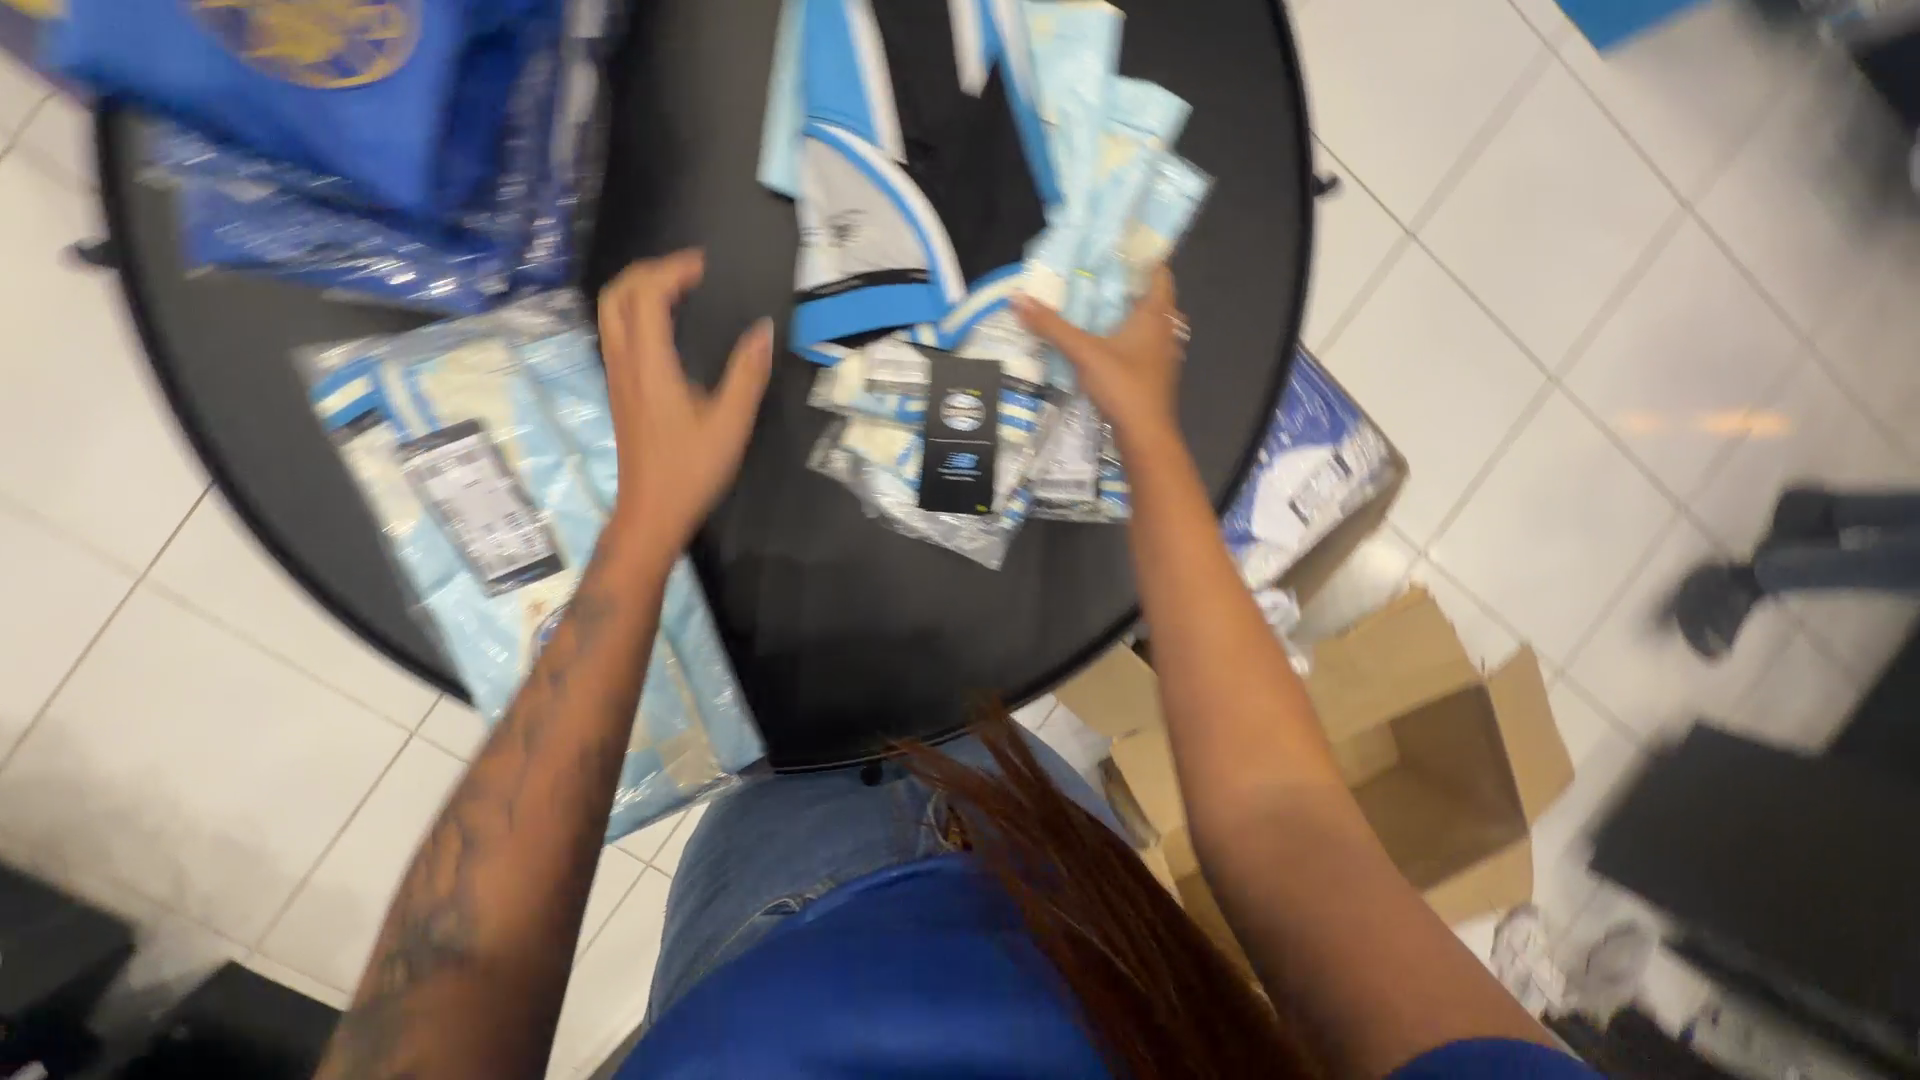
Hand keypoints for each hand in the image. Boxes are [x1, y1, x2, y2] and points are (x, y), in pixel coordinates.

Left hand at [597, 249, 771, 549]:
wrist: (651, 513)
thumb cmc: (691, 470)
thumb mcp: (731, 424)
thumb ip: (747, 373)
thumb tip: (764, 329)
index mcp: (649, 364)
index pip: (646, 295)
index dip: (672, 270)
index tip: (704, 266)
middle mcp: (624, 363)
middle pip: (615, 296)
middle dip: (647, 272)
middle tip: (687, 272)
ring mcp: (617, 378)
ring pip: (610, 315)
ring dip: (638, 292)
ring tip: (677, 292)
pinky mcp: (620, 393)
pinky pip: (617, 336)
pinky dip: (637, 315)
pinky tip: (667, 330)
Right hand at [1013, 268, 1185, 443]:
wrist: (1146, 435)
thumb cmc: (1123, 386)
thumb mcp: (1083, 351)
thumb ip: (1051, 326)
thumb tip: (1017, 299)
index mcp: (1156, 313)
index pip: (1158, 270)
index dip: (1140, 256)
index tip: (1113, 249)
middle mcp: (1166, 328)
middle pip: (1152, 296)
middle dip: (1127, 285)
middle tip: (1097, 276)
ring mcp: (1163, 354)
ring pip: (1148, 323)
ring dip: (1127, 313)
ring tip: (1096, 306)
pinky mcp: (1154, 374)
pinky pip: (1142, 345)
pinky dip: (1126, 338)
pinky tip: (1104, 342)